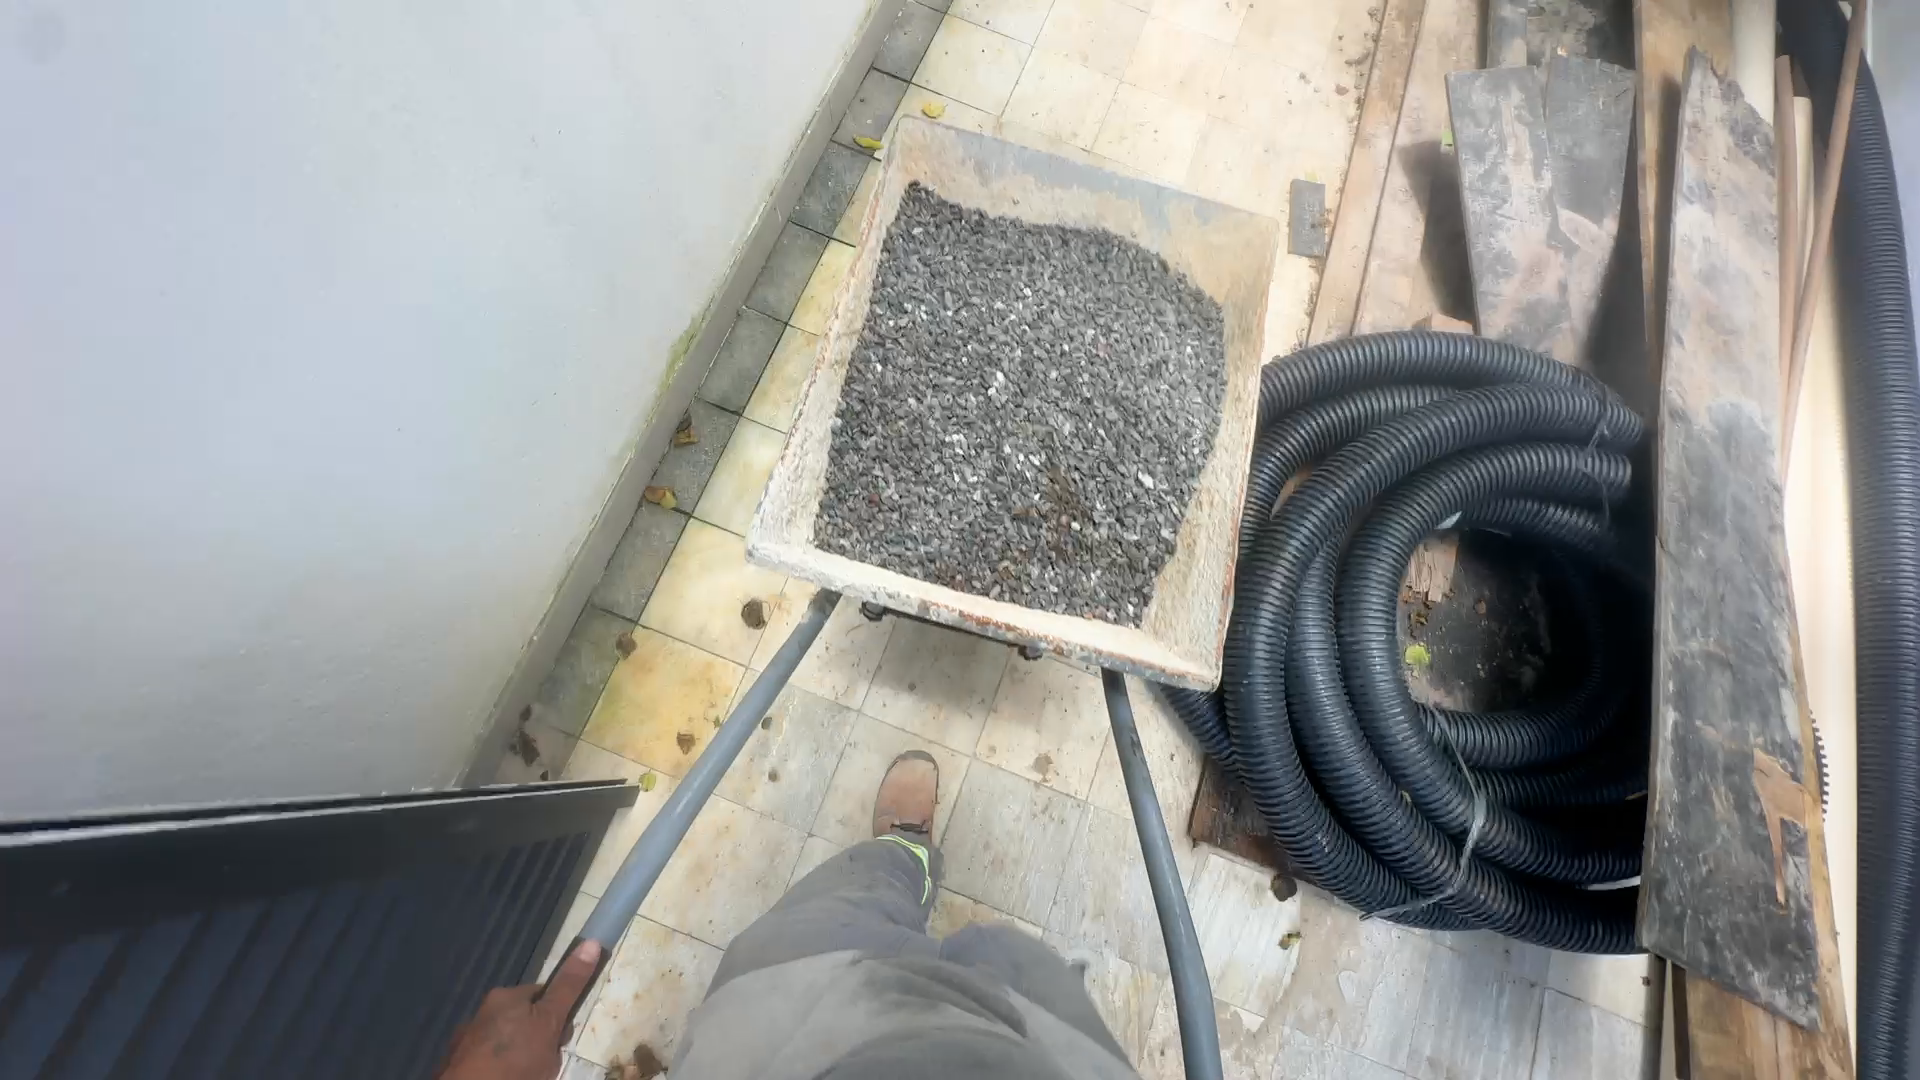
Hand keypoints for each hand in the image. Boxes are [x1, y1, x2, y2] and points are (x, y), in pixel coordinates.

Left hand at [436, 939, 602, 1079]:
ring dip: (519, 1056)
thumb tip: (591, 941)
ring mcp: (463, 1045)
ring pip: (506, 1044)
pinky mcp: (455, 1071)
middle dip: (539, 1038)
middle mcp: (479, 1014)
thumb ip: (569, 986)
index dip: (558, 1015)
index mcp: (504, 997)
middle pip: (524, 1020)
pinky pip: (487, 1064)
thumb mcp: (551, 1021)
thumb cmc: (515, 1059)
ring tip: (529, 1073)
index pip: (542, 995)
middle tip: (545, 1060)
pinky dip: (499, 1070)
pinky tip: (508, 1077)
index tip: (561, 1037)